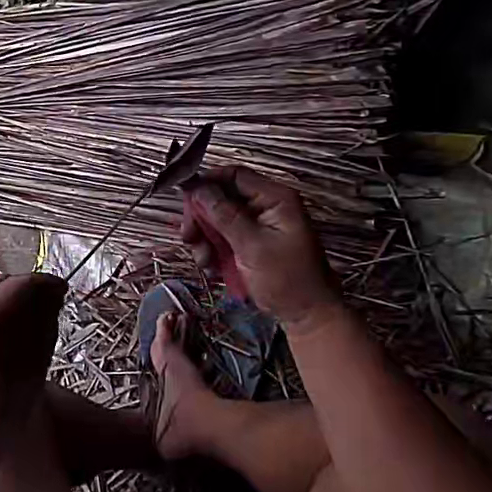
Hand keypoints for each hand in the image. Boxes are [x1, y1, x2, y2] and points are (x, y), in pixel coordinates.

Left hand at [0, 272, 66, 491]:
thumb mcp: (28, 377)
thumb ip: (42, 331)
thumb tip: (52, 301)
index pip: (20, 284)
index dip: (46, 284)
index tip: (65, 291)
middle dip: (27, 294)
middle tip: (53, 311)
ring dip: (9, 307)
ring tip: (32, 331)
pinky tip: (6, 346)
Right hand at [179, 166, 341, 331]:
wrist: (307, 316)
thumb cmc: (287, 280)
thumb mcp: (252, 246)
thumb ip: (224, 215)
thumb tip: (198, 188)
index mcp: (274, 199)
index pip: (234, 175)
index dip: (207, 182)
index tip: (184, 199)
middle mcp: (265, 208)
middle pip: (221, 198)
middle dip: (202, 218)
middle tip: (189, 237)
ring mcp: (257, 227)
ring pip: (217, 221)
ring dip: (205, 239)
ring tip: (205, 261)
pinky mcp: (250, 245)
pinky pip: (223, 240)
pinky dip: (213, 252)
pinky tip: (213, 269)